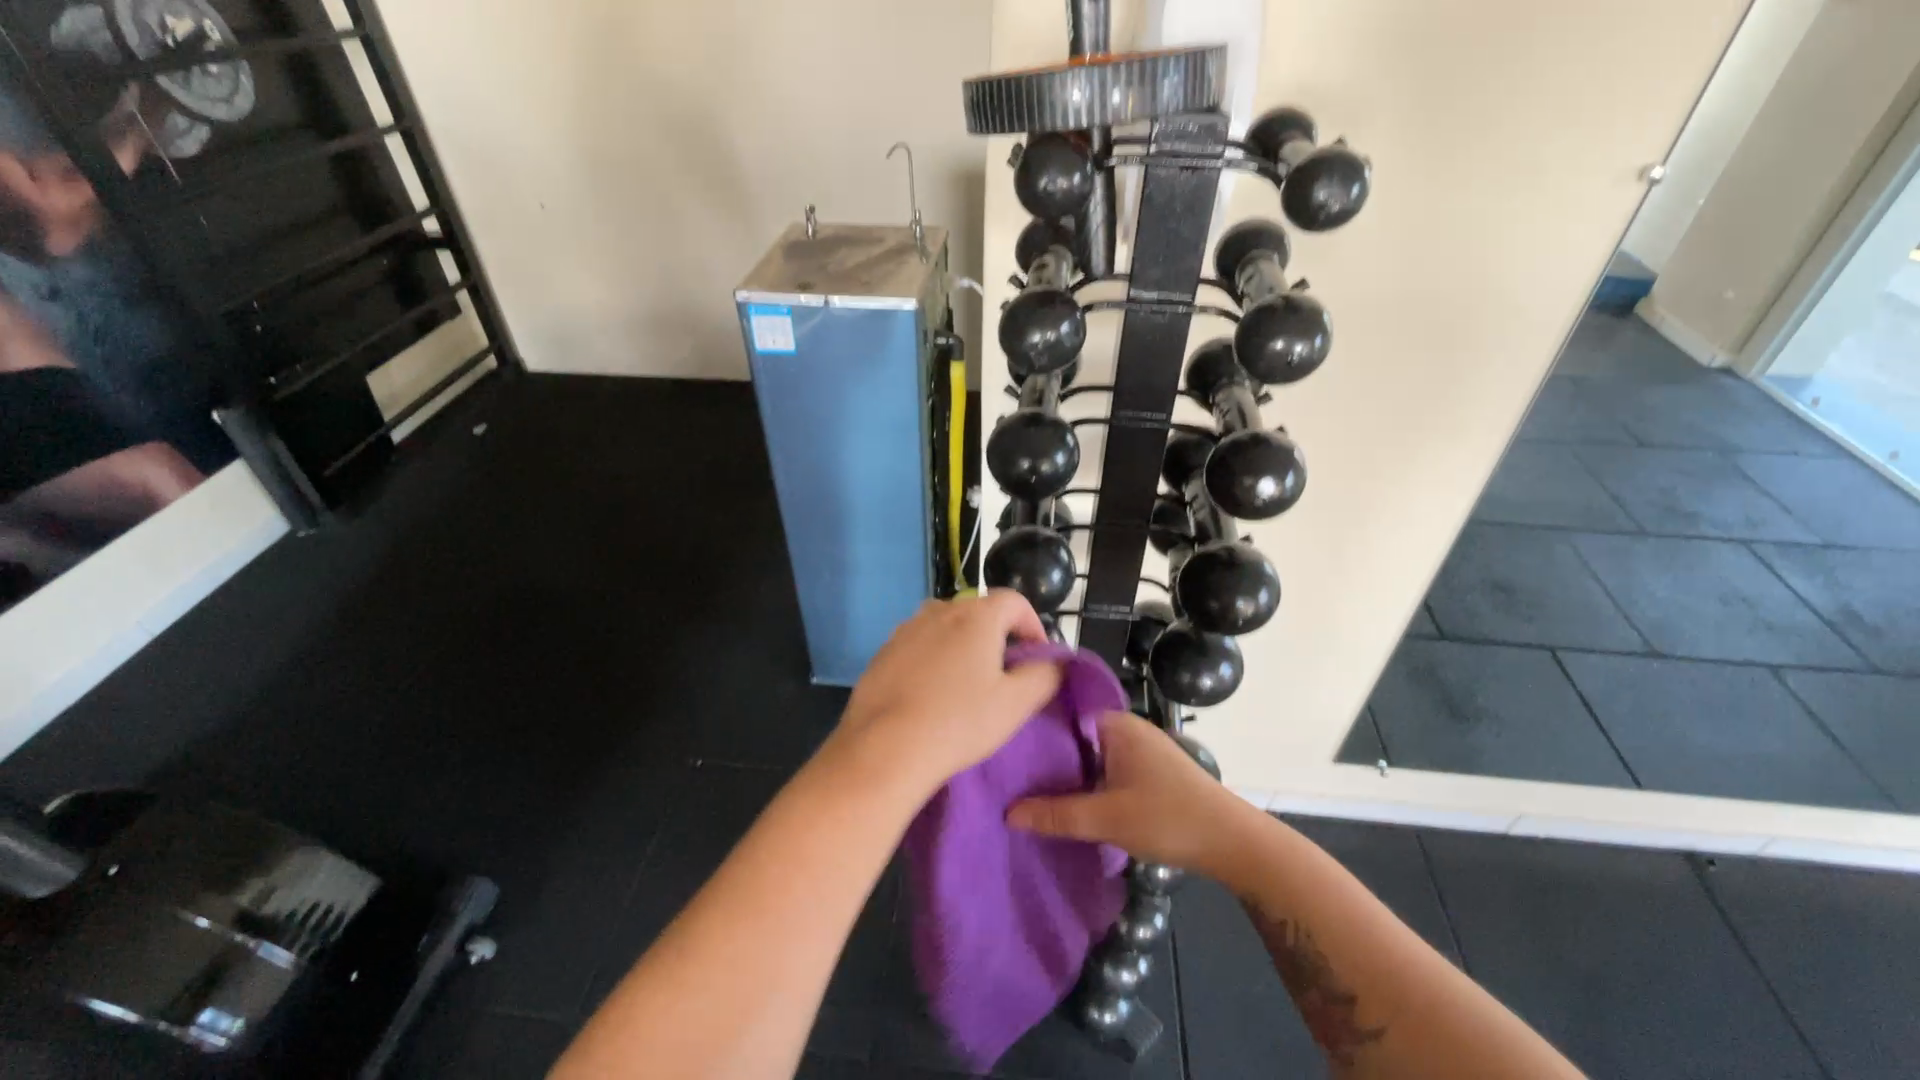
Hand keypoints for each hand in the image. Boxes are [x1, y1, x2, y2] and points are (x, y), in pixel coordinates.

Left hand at [825, 590, 1063, 795]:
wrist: (885, 748)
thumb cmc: (960, 721)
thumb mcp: (1017, 703)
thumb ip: (1045, 674)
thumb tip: (1055, 661)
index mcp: (976, 616)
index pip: (1015, 601)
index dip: (1033, 626)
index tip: (1037, 659)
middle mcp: (939, 611)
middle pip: (979, 612)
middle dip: (998, 637)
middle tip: (1005, 676)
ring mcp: (905, 630)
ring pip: (946, 628)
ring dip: (963, 648)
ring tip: (968, 687)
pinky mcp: (883, 653)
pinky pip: (919, 647)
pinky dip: (933, 661)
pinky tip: (932, 696)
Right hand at [1007, 711, 1252, 873]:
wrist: (1233, 843)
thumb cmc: (1168, 818)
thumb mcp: (1106, 819)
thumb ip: (1056, 815)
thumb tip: (1008, 813)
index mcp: (1117, 725)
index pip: (1064, 711)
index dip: (1033, 726)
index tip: (1002, 742)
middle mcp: (1129, 731)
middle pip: (1075, 737)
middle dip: (1046, 757)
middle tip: (1006, 774)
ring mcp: (1141, 753)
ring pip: (1091, 759)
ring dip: (1068, 776)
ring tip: (1026, 791)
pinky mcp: (1150, 776)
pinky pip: (1106, 772)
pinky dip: (1087, 786)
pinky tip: (1066, 806)